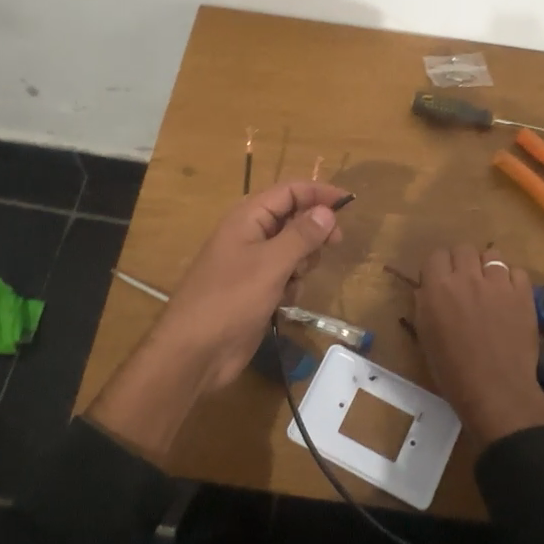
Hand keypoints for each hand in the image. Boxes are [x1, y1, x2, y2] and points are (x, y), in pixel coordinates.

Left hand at [86, 181, 345, 460]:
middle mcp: (250, 236)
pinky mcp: (256, 291)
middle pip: (293, 219)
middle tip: (333, 245)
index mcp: (247, 218)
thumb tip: (327, 210)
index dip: (318, 193)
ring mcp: (252, 265)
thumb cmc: (231, 300)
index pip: (289, 191)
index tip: (348, 203)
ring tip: (294, 281)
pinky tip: (283, 302)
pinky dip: (291, 286)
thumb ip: (302, 235)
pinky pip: (285, 277)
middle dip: (313, 232)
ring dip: (302, 264)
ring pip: (293, 251)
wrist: (195, 352)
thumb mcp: (271, 264)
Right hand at [413, 245, 543, 447]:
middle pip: (463, 249)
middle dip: (462, 263)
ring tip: (490, 288)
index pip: (435, 256)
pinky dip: (512, 281)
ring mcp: (498, 283)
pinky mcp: (523, 293)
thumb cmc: (453, 371)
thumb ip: (425, 304)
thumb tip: (428, 288)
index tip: (441, 282)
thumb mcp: (425, 336)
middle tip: (466, 284)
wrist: (496, 391)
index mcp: (437, 288)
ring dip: (487, 268)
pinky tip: (510, 298)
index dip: (439, 268)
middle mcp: (466, 277)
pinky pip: (517, 271)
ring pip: (492, 254)